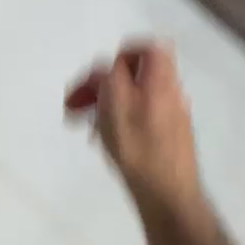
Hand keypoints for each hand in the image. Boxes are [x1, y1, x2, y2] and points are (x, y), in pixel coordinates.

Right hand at [66, 41, 207, 224]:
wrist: (167, 195)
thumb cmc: (137, 147)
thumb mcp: (114, 103)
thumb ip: (110, 76)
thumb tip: (109, 65)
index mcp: (158, 84)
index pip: (150, 49)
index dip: (123, 51)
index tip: (99, 70)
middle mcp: (169, 95)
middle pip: (132, 73)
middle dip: (98, 82)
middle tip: (74, 101)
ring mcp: (170, 116)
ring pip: (130, 94)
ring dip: (101, 101)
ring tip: (79, 121)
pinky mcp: (166, 135)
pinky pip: (135, 113)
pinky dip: (114, 117)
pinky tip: (99, 136)